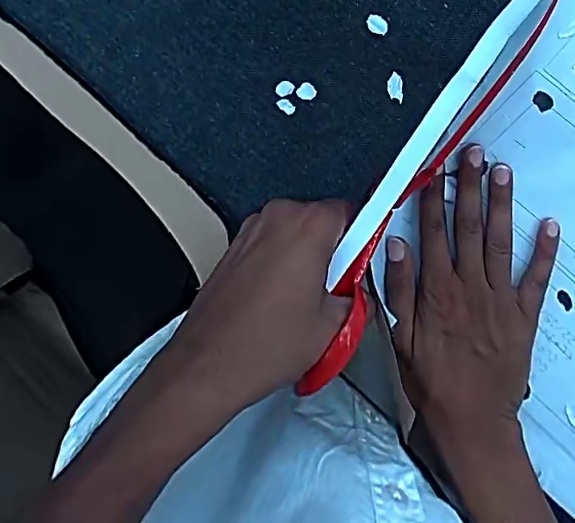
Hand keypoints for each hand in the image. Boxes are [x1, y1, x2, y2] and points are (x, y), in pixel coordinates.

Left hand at [160, 197, 353, 413]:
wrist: (207, 364)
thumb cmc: (261, 345)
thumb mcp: (333, 326)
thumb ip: (357, 297)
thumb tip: (360, 290)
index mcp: (308, 225)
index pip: (352, 211)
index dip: (363, 236)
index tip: (367, 252)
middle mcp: (279, 216)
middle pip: (322, 221)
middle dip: (335, 251)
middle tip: (337, 289)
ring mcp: (253, 228)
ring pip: (296, 233)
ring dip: (306, 257)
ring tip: (304, 302)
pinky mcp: (236, 244)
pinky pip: (272, 243)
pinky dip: (282, 263)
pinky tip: (280, 301)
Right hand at [386, 143, 558, 521]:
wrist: (475, 423)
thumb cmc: (432, 380)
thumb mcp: (401, 338)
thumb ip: (400, 289)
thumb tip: (395, 244)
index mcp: (437, 291)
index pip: (433, 232)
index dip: (433, 197)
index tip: (435, 167)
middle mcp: (470, 287)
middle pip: (469, 227)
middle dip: (470, 186)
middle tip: (474, 153)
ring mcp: (500, 299)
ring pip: (500, 242)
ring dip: (501, 204)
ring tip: (503, 171)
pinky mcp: (524, 315)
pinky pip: (535, 278)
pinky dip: (544, 251)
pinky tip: (549, 223)